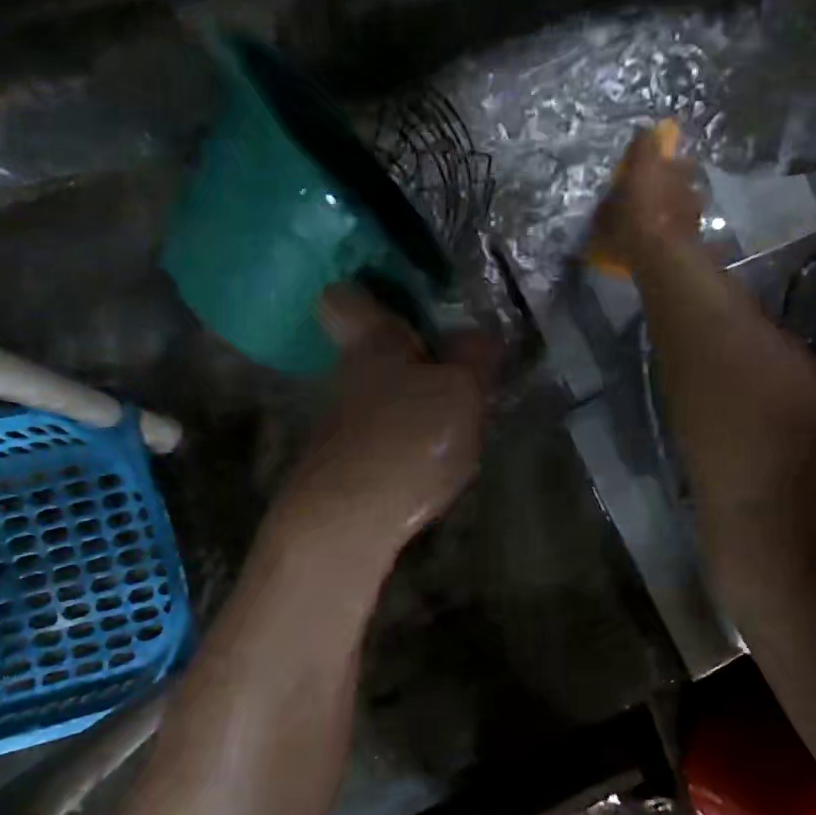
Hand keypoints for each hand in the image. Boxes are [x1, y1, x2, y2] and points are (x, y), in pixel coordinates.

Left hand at [269, 286, 488, 567]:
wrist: (347, 523)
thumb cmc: (408, 440)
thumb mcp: (460, 391)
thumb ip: (473, 360)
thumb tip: (476, 337)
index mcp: (371, 345)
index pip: (345, 297)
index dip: (368, 292)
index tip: (403, 303)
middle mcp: (346, 378)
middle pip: (371, 354)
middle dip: (410, 361)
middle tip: (458, 375)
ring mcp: (339, 426)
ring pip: (378, 399)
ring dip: (411, 407)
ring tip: (455, 429)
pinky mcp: (341, 468)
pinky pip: (379, 441)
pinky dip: (403, 447)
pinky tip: (430, 469)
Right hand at [588, 121, 704, 273]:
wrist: (664, 256)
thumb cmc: (628, 231)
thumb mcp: (603, 221)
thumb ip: (605, 208)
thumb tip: (604, 207)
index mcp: (646, 164)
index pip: (645, 138)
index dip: (639, 144)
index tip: (633, 153)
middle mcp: (672, 169)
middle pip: (673, 161)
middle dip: (665, 170)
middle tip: (653, 184)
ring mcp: (690, 191)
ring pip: (685, 184)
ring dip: (677, 192)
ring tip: (665, 209)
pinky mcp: (699, 214)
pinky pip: (689, 208)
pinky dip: (682, 214)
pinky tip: (673, 227)